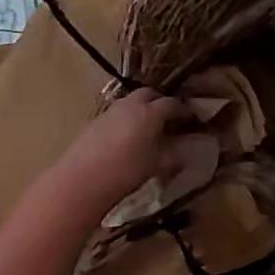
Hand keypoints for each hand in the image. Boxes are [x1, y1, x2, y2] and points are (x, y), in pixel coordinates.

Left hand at [49, 89, 190, 220]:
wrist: (82, 179)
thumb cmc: (126, 171)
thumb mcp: (157, 165)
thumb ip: (175, 154)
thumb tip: (189, 149)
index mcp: (150, 112)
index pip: (172, 103)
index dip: (184, 109)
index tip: (192, 117)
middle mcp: (130, 105)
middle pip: (149, 94)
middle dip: (161, 102)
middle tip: (169, 117)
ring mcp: (110, 112)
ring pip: (130, 102)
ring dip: (142, 109)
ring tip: (148, 128)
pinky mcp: (94, 122)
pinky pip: (117, 114)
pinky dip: (126, 119)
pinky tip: (126, 138)